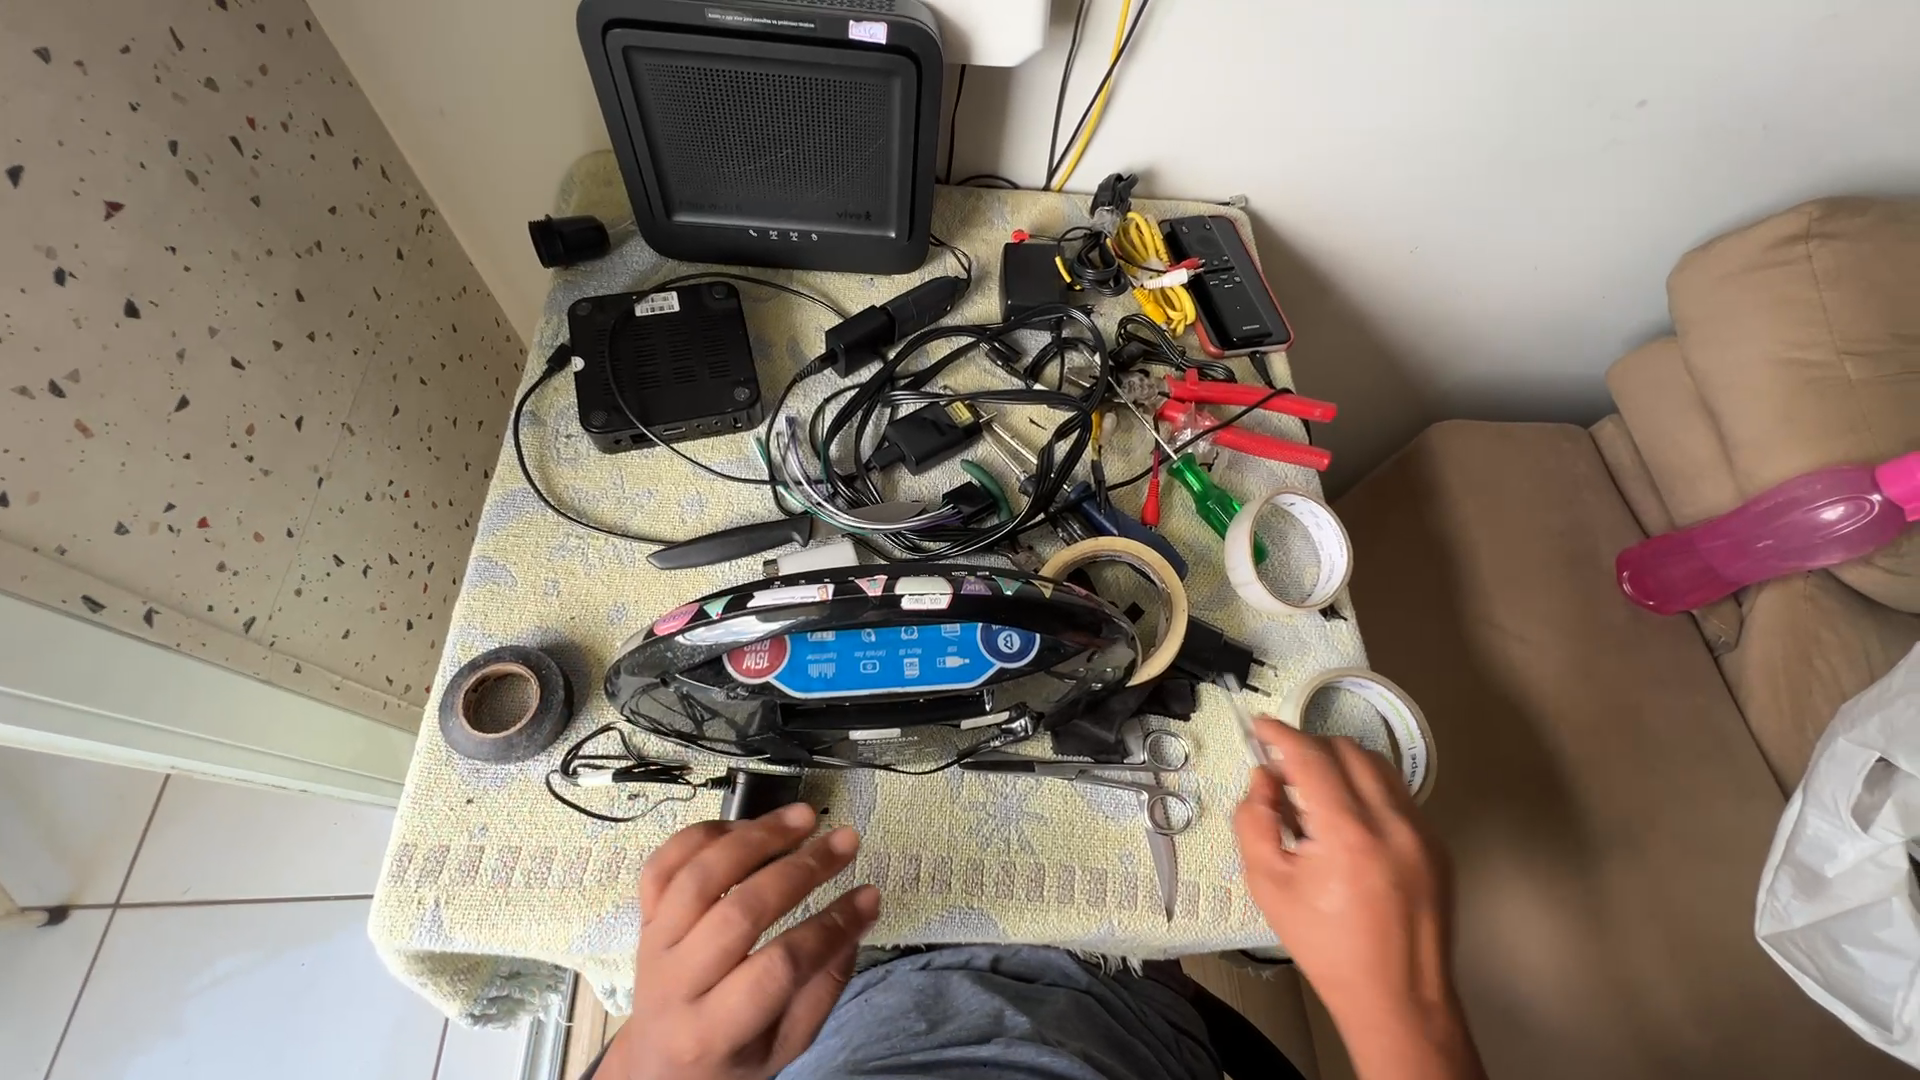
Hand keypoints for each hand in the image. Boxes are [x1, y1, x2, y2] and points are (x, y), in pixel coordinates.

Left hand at [600, 804, 879, 1079]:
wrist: (657, 1065)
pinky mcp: (643, 917)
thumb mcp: (786, 1045)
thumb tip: (860, 912)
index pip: (779, 968)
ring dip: (758, 836)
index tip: (869, 895)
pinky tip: (746, 825)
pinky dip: (704, 834)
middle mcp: (675, 984)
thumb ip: (824, 985)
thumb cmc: (732, 1055)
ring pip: (700, 876)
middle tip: (846, 841)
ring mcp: (654, 944)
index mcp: (713, 1032)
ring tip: (804, 817)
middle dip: (802, 869)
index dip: (831, 926)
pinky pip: (663, 863)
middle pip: (740, 912)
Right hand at [1233, 717, 1483, 1079]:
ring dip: (1340, 763)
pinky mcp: (1437, 848)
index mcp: (1347, 834)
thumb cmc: (1325, 946)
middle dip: (1309, 746)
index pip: (1310, 756)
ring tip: (1315, 790)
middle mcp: (1392, 823)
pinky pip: (1397, 795)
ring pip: (1377, 766)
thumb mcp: (1267, 885)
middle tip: (1284, 767)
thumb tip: (1264, 779)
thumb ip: (1254, 821)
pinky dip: (1365, 789)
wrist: (1399, 1000)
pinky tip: (1346, 820)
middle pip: (1347, 749)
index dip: (1281, 734)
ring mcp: (1422, 834)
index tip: (1261, 727)